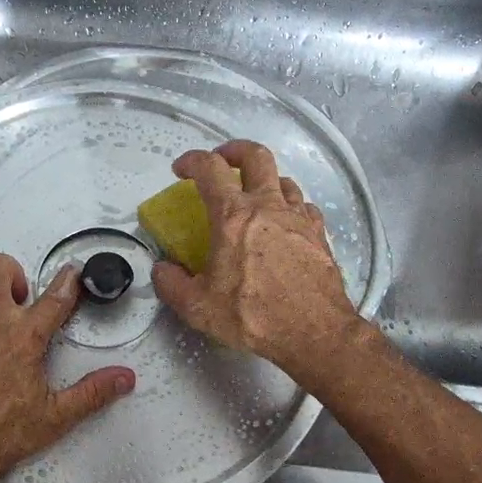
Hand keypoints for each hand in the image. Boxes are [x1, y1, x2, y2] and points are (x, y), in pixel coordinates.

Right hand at [150, 141, 363, 372]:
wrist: (313, 332)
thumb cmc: (251, 316)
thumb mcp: (197, 307)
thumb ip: (172, 285)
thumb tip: (162, 270)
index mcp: (233, 217)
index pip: (210, 169)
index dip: (192, 161)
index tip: (180, 169)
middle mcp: (268, 207)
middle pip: (256, 156)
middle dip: (234, 150)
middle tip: (222, 160)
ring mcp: (299, 218)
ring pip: (284, 179)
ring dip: (265, 179)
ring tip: (254, 195)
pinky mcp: (319, 235)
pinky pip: (304, 207)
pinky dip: (290, 207)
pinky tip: (284, 224)